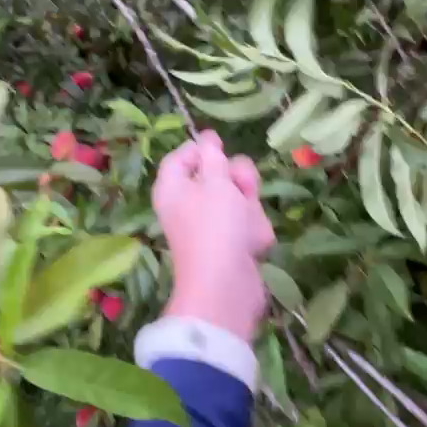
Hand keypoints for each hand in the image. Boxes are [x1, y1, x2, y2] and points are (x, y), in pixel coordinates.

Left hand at [152, 129, 275, 341]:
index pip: (181, 157)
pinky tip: (253, 244)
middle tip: (245, 188)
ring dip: (250, 208)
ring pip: (239, 199)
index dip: (201, 149)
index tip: (222, 148)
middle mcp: (188, 205)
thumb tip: (206, 138)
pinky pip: (246, 225)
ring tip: (248, 225)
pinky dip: (253, 232)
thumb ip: (213, 156)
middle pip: (217, 176)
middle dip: (238, 180)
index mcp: (173, 187)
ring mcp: (211, 227)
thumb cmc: (215, 227)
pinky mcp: (231, 246)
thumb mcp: (216, 181)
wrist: (226, 288)